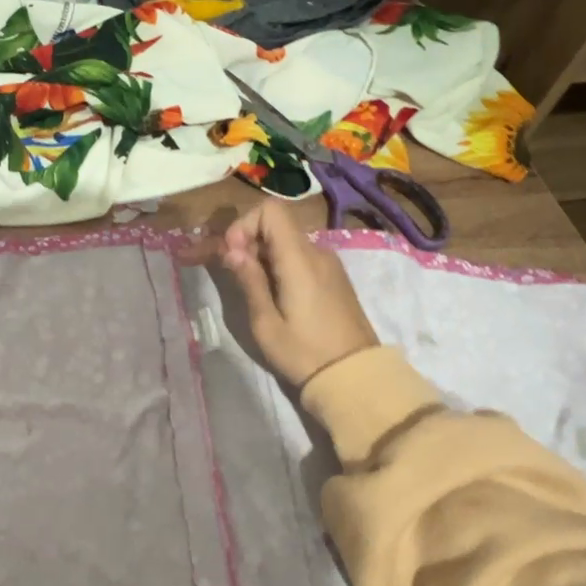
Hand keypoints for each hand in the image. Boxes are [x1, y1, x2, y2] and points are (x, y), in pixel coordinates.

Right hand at [218, 200, 378, 385]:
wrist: (354, 376)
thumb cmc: (304, 353)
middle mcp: (317, 252)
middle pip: (277, 224)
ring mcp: (329, 264)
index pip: (271, 210)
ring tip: (251, 287)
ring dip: (263, 254)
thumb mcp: (266, 324)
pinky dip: (280, 264)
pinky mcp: (334, 278)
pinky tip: (274, 294)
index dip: (244, 224)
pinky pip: (301, 257)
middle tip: (232, 272)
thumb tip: (232, 250)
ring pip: (288, 241)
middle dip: (248, 241)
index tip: (232, 254)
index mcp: (300, 260)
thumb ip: (249, 281)